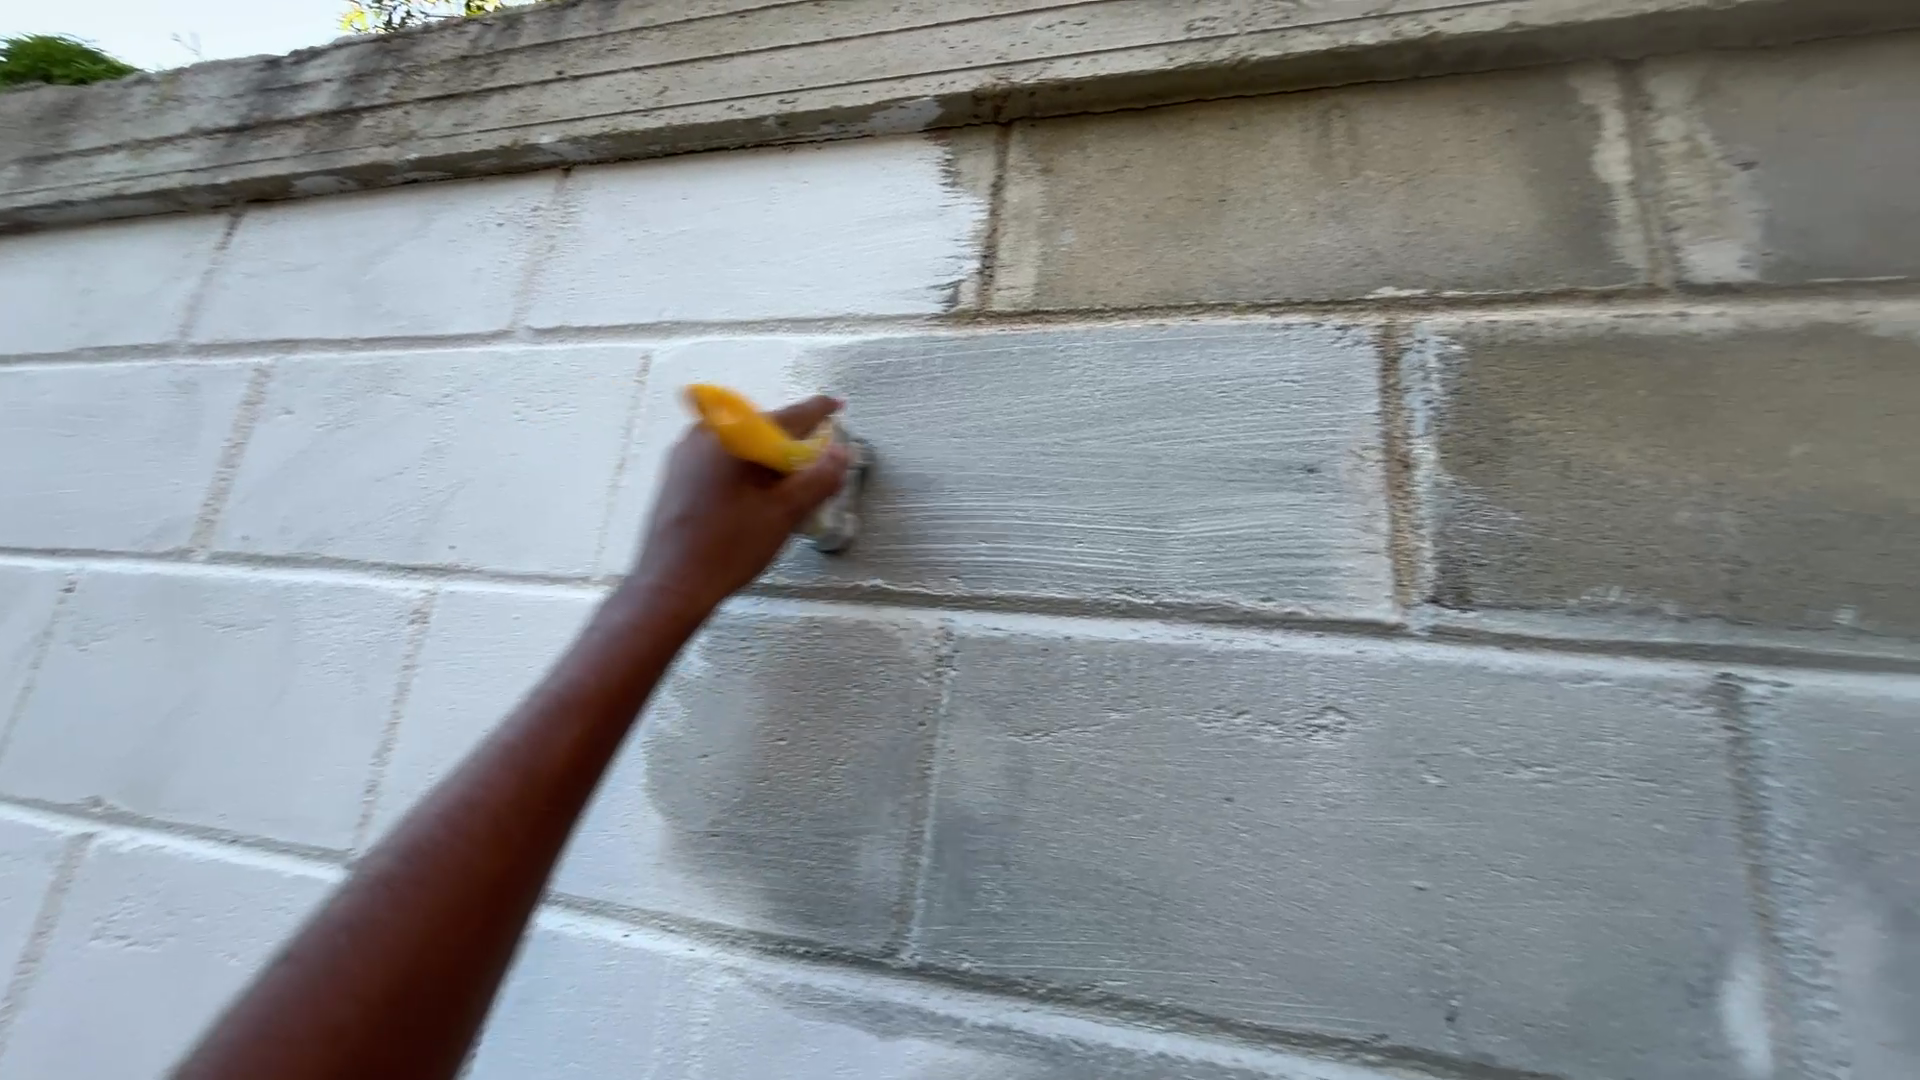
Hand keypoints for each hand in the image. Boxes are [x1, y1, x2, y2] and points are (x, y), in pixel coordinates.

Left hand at [627, 394, 849, 615]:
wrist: (671, 585)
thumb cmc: (729, 547)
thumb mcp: (784, 514)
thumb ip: (818, 479)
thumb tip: (841, 452)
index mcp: (731, 438)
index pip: (786, 417)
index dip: (817, 412)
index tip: (838, 405)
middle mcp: (703, 435)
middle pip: (761, 429)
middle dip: (792, 441)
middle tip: (817, 460)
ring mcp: (684, 454)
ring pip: (741, 446)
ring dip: (769, 458)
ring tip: (790, 484)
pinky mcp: (677, 476)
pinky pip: (722, 460)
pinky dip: (747, 469)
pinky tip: (758, 496)